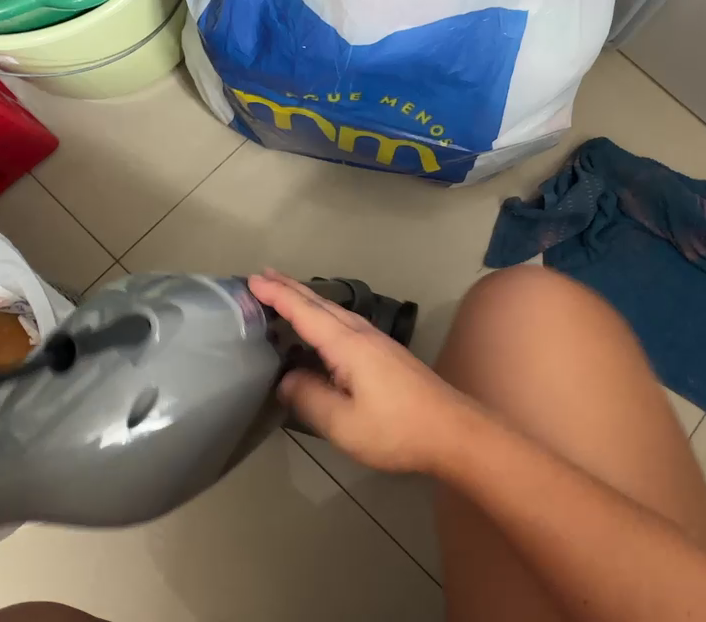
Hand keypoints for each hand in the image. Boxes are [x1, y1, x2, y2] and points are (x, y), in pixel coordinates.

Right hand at [248, 270, 485, 475]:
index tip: (252, 280)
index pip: (306, 312)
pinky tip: (319, 328)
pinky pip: (344, 324)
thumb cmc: (396, 429)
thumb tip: (286, 379)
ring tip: (284, 294)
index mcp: (348, 345)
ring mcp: (376, 341)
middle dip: (290, 289)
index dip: (278, 295)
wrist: (452, 430)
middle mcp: (362, 334)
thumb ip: (310, 399)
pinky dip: (323, 316)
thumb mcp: (343, 424)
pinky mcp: (384, 353)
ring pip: (334, 312)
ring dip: (307, 300)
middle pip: (320, 304)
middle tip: (262, 276)